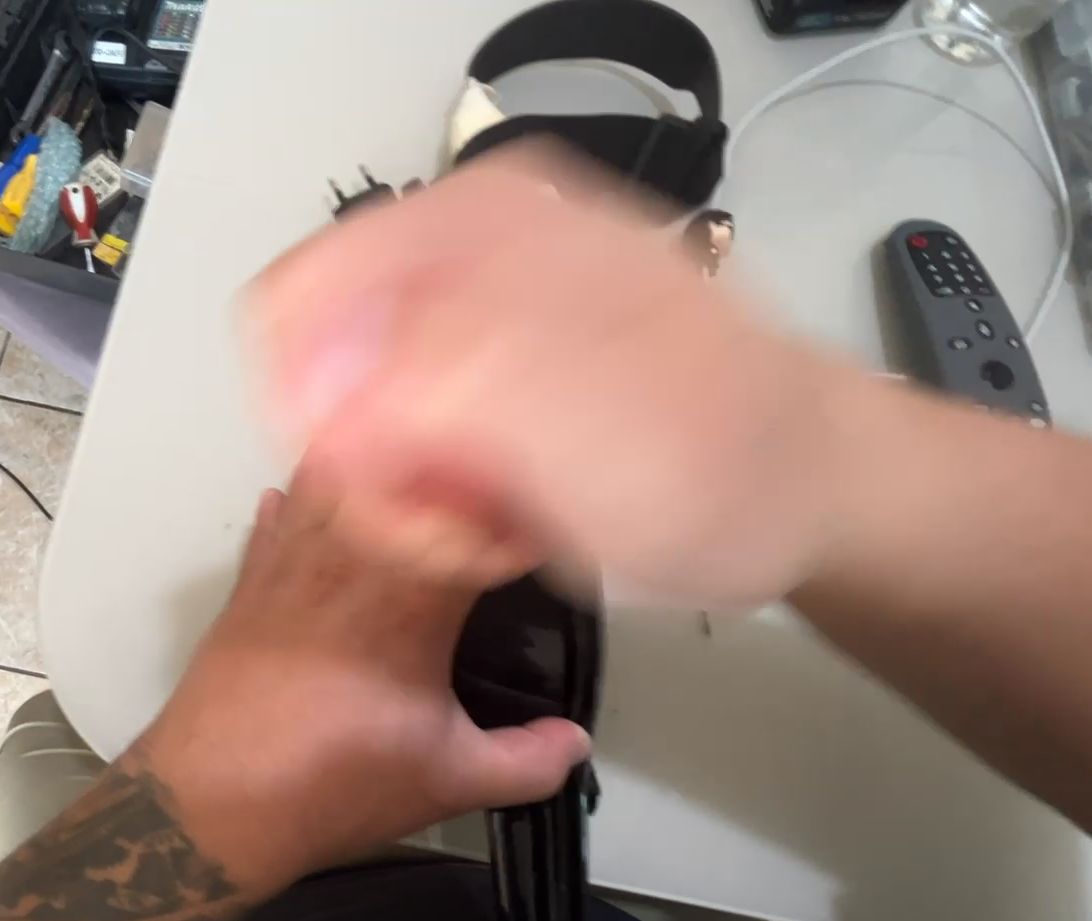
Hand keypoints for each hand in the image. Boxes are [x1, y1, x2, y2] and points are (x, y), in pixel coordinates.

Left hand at [133, 484, 591, 891]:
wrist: (215, 803)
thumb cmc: (334, 783)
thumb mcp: (447, 779)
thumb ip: (525, 761)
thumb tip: (574, 744)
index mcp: (411, 597)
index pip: (471, 517)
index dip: (507, 502)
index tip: (528, 505)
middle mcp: (350, 560)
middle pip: (395, 473)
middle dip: (437, 462)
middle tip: (466, 465)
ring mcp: (292, 564)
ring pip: (329, 480)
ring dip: (362, 465)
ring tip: (392, 462)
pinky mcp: (249, 583)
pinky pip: (273, 520)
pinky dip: (293, 501)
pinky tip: (295, 493)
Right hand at [247, 145, 867, 607]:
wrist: (791, 488)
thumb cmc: (725, 464)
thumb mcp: (594, 430)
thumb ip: (448, 393)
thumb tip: (322, 392)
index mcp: (476, 235)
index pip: (299, 303)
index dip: (320, 415)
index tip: (390, 480)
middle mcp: (456, 267)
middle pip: (321, 369)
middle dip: (377, 467)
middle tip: (462, 509)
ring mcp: (460, 330)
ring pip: (352, 426)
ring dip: (412, 496)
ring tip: (498, 514)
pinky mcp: (467, 387)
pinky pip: (393, 455)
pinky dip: (433, 504)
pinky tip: (501, 513)